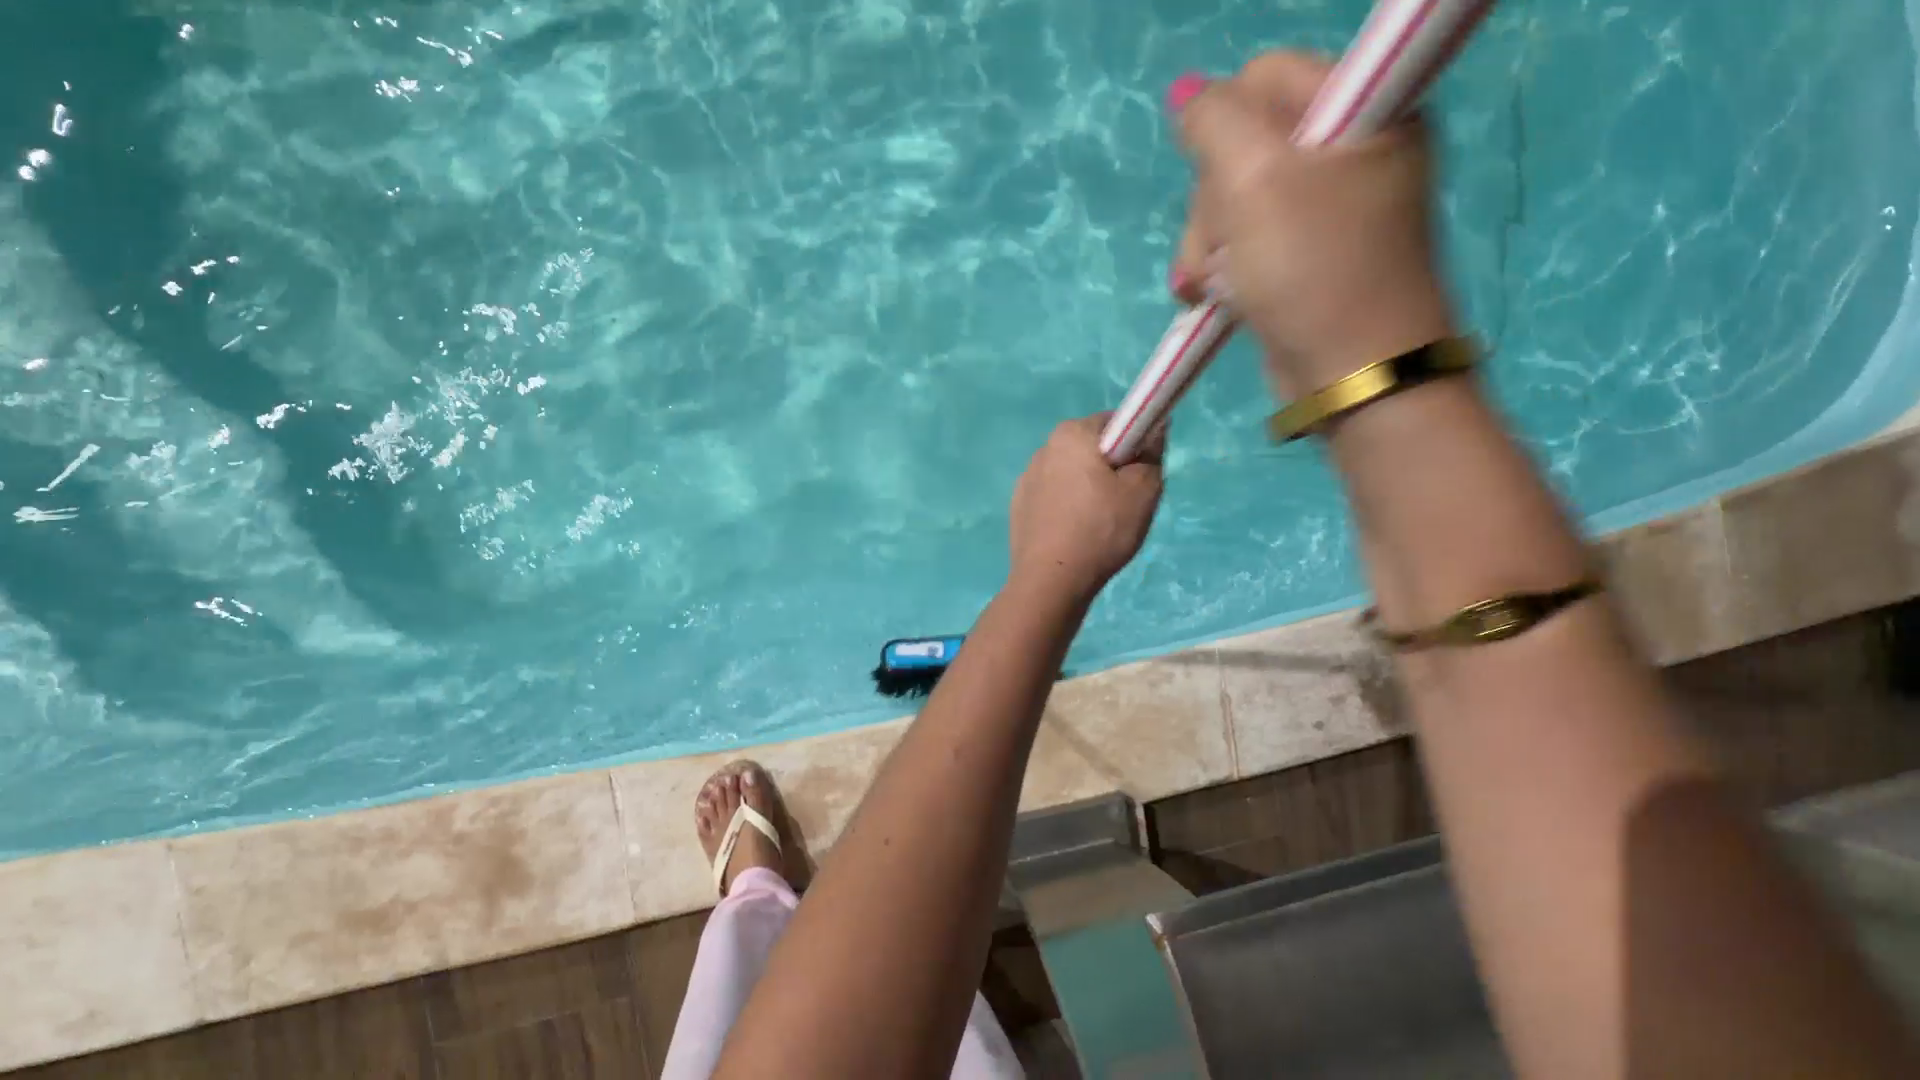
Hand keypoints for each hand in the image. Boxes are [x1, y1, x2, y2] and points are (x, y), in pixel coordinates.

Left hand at [1009, 414, 1162, 600]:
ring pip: (1072, 474)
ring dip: (1088, 490)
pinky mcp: (1019, 506)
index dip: (1136, 444)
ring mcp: (1026, 478)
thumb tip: (1151, 431)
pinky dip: (1068, 509)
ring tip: (1099, 526)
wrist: (1051, 580)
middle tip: (1126, 503)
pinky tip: (1075, 535)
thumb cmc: (1102, 529)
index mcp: (1072, 433)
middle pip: (1092, 448)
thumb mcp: (1145, 490)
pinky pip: (1054, 497)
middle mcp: (1044, 447)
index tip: (1142, 474)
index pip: (1116, 422)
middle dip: (1112, 469)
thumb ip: (1152, 453)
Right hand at [1170, 52, 1456, 396]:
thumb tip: (1187, 96)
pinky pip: (1243, 236)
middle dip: (1213, 200)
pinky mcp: (1305, 251)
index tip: (1225, 179)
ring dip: (1206, 241)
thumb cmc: (1312, 269)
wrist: (1351, 375)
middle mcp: (1351, 147)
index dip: (1226, 123)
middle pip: (1241, 141)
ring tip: (1205, 284)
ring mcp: (1327, 204)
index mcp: (1365, 108)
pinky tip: (1208, 292)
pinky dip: (1218, 263)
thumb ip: (1213, 119)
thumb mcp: (1255, 179)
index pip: (1266, 75)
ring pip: (1232, 195)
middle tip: (1219, 246)